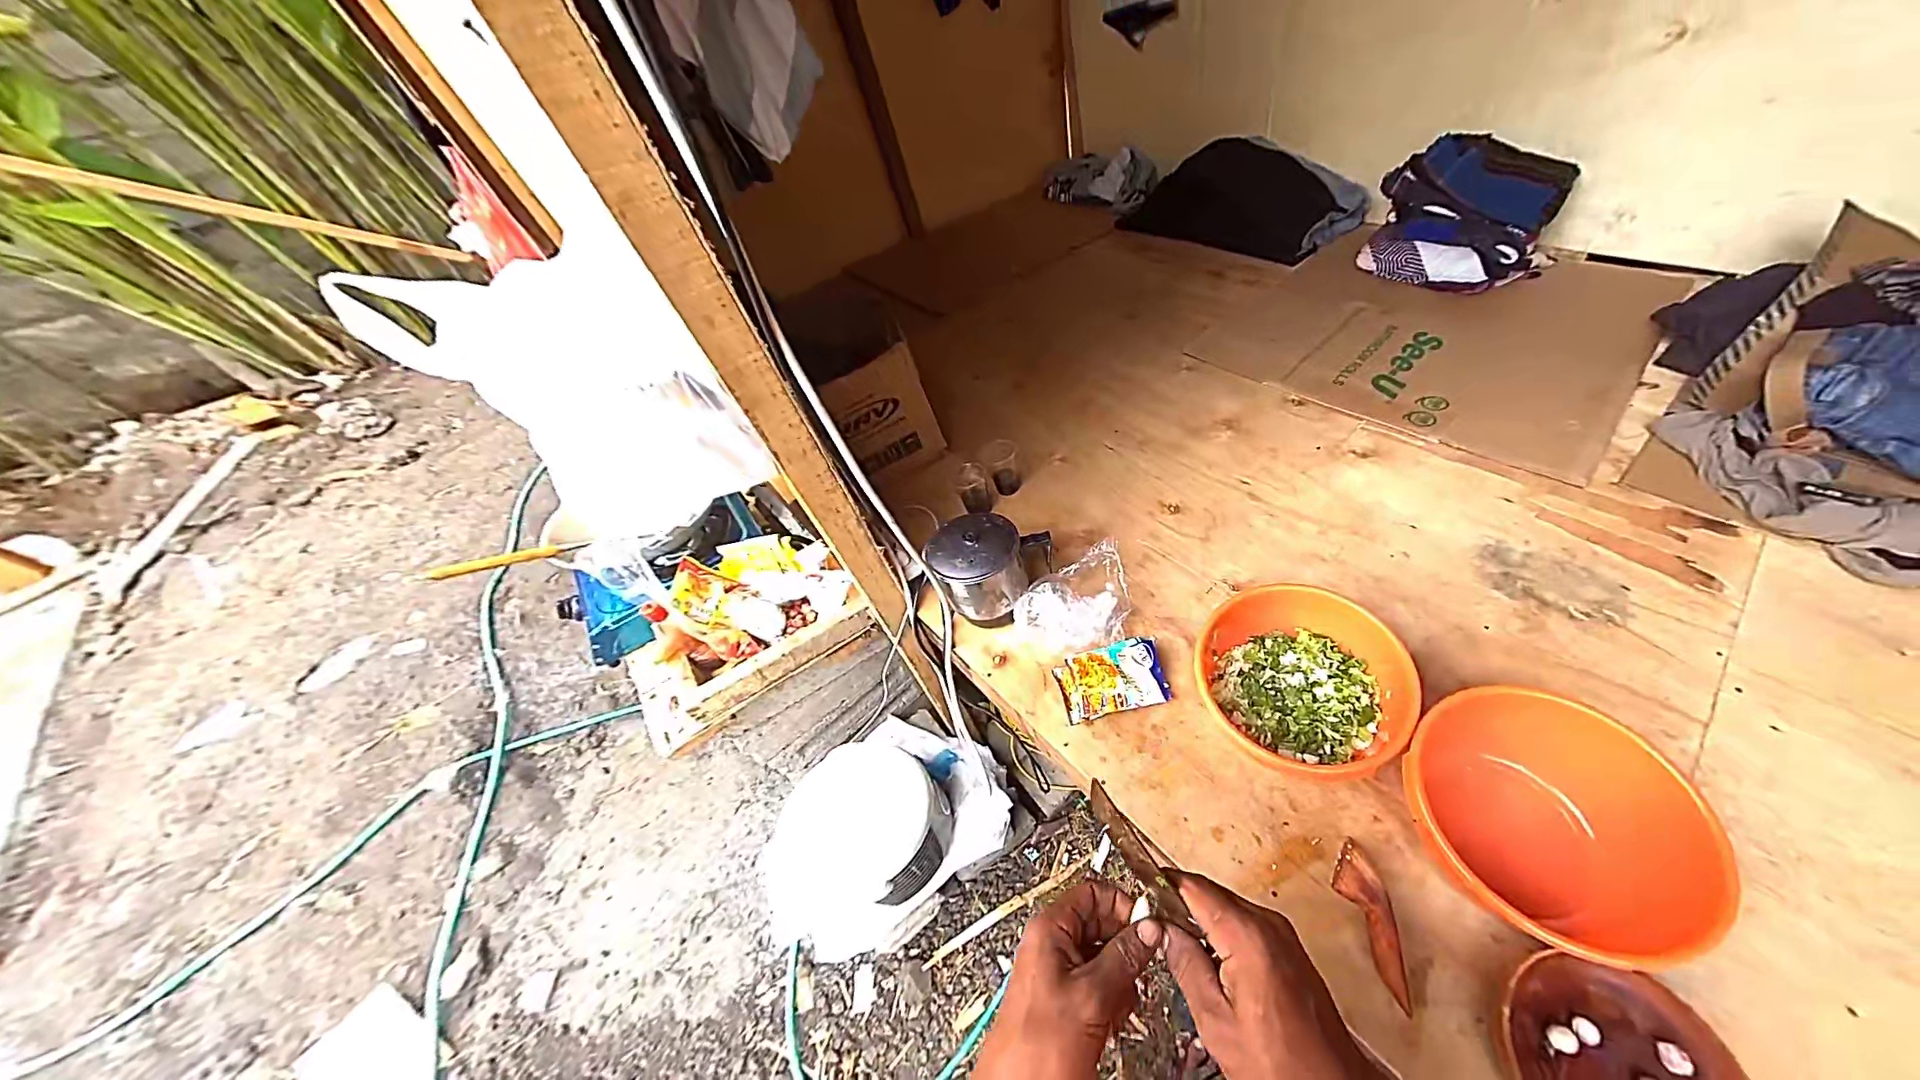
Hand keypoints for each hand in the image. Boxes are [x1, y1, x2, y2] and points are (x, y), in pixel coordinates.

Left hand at [974, 881, 1163, 1079]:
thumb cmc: (1037, 1044)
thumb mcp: (1091, 993)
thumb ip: (1123, 956)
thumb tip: (1148, 927)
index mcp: (1049, 928)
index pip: (1092, 892)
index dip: (1122, 905)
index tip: (1149, 926)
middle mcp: (1052, 944)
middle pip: (1101, 924)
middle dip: (1124, 949)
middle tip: (1139, 971)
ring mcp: (1059, 972)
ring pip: (1103, 957)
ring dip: (1120, 980)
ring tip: (1120, 1004)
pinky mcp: (1066, 999)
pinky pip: (1098, 984)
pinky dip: (1112, 1000)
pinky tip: (1112, 1019)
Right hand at [1161, 872, 1374, 1079]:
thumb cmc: (1278, 1066)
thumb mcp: (1215, 1021)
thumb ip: (1185, 965)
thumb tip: (1161, 929)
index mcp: (1247, 935)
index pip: (1193, 886)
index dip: (1162, 884)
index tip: (1140, 894)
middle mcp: (1268, 923)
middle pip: (1209, 893)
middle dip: (1178, 903)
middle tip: (1151, 923)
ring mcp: (1282, 934)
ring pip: (1226, 907)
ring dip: (1199, 917)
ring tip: (1175, 943)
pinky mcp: (1290, 948)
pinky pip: (1244, 923)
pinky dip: (1221, 930)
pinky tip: (1208, 957)